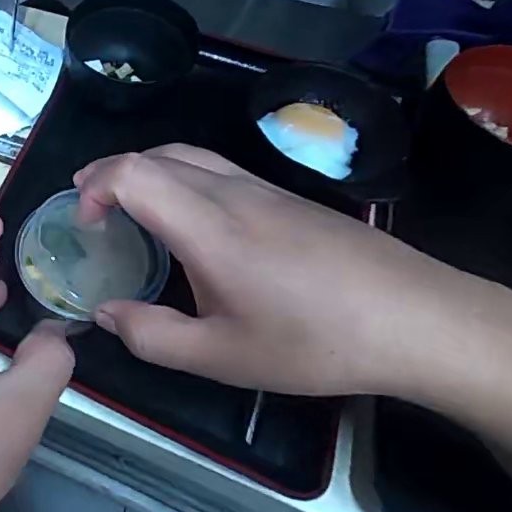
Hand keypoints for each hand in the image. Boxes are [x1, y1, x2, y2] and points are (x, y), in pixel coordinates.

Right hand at [74, 144, 511, 399]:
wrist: (425, 321)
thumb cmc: (316, 342)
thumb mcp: (222, 358)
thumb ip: (151, 336)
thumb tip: (105, 314)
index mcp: (207, 226)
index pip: (132, 172)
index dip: (95, 187)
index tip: (86, 225)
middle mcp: (230, 192)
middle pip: (153, 154)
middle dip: (108, 173)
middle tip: (88, 209)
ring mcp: (262, 188)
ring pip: (185, 154)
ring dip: (142, 170)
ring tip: (126, 205)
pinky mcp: (285, 196)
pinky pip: (213, 167)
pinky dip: (176, 176)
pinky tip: (186, 218)